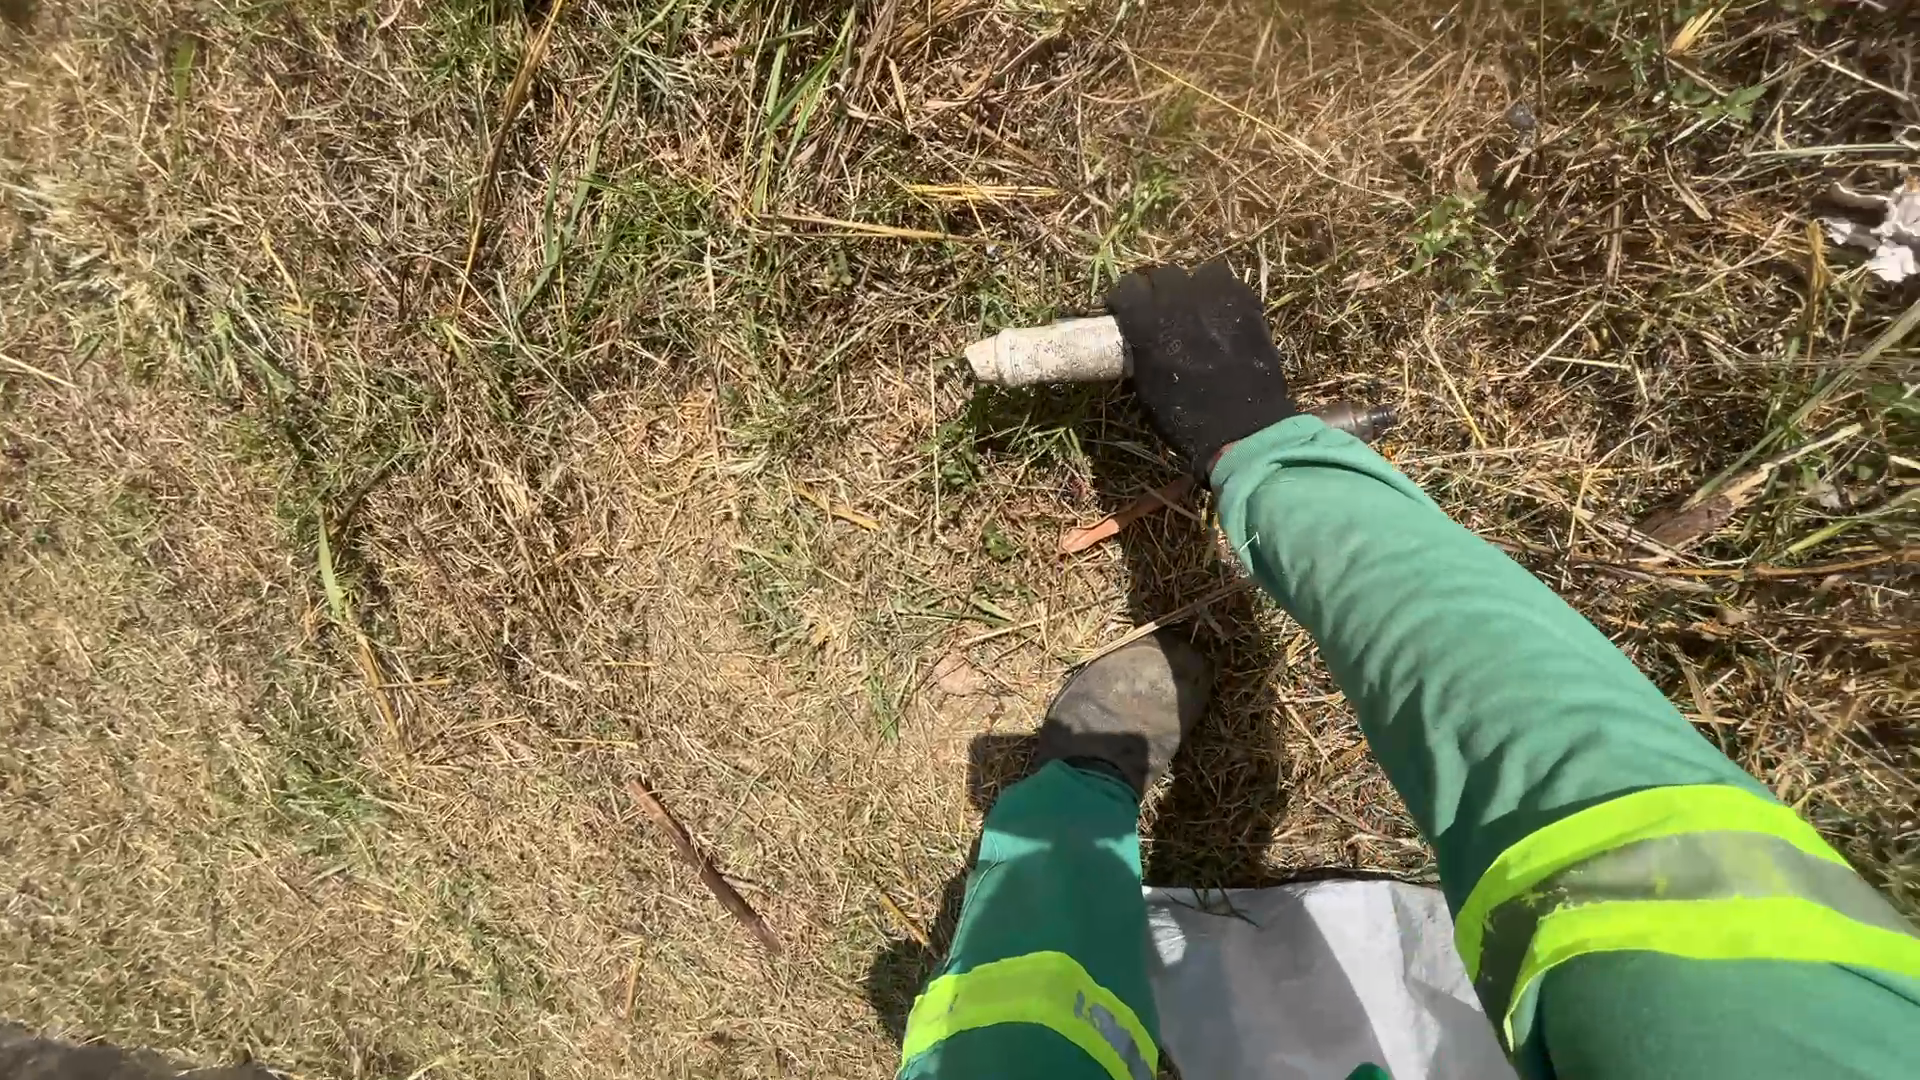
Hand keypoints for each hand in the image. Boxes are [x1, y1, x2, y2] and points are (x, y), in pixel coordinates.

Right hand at [1105, 261, 1296, 473]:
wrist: (1240, 429)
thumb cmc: (1184, 420)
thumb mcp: (1146, 389)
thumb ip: (1142, 352)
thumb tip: (1141, 342)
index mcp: (1147, 324)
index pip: (1127, 287)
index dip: (1124, 299)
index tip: (1124, 311)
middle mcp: (1179, 302)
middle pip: (1162, 275)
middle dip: (1156, 290)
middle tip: (1158, 311)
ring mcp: (1217, 299)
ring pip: (1200, 273)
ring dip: (1192, 288)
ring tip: (1193, 308)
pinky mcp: (1248, 304)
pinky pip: (1230, 285)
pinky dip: (1221, 296)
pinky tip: (1220, 316)